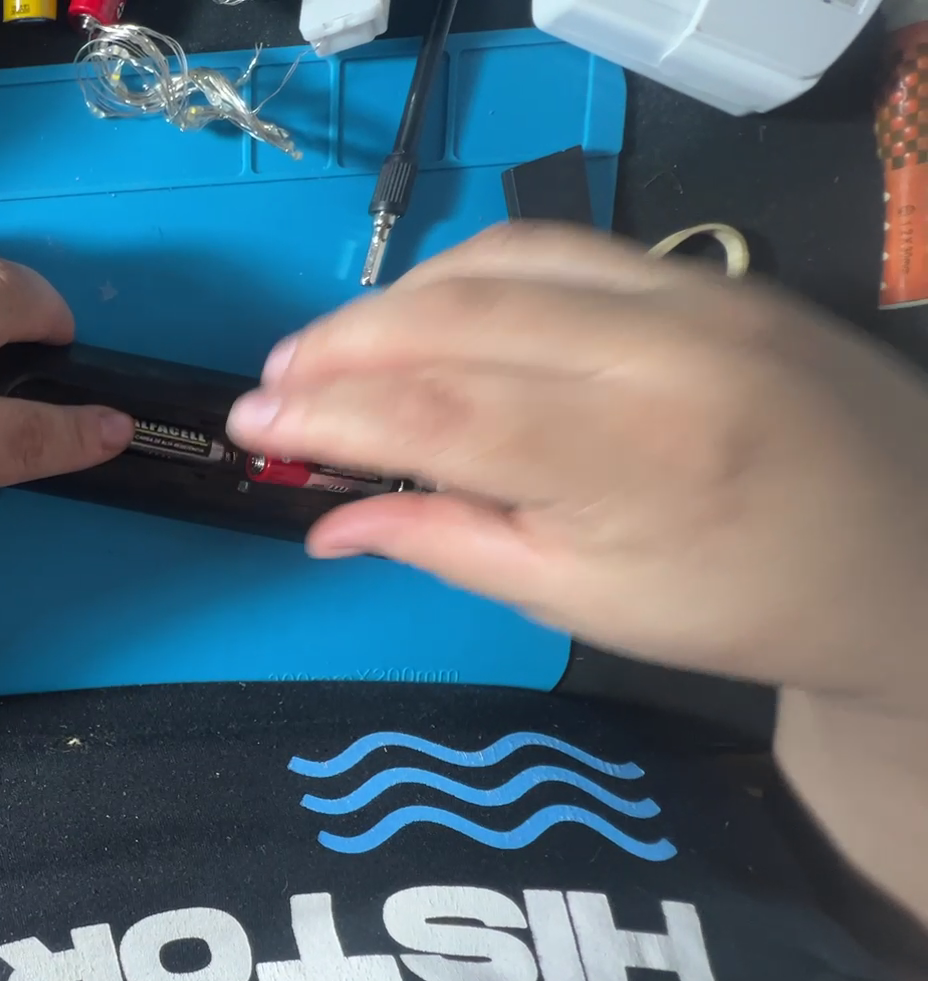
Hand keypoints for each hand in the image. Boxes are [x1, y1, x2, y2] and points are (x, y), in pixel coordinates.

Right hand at [225, 223, 927, 707]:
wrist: (921, 556)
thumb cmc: (731, 601)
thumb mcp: (570, 597)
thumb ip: (436, 542)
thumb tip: (323, 525)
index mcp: (634, 462)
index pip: (439, 415)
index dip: (326, 414)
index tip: (250, 421)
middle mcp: (662, 355)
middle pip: (452, 319)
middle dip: (336, 346)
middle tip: (270, 382)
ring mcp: (688, 297)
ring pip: (490, 266)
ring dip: (383, 305)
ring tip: (322, 351)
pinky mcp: (694, 275)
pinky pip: (543, 249)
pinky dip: (451, 276)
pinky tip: (411, 316)